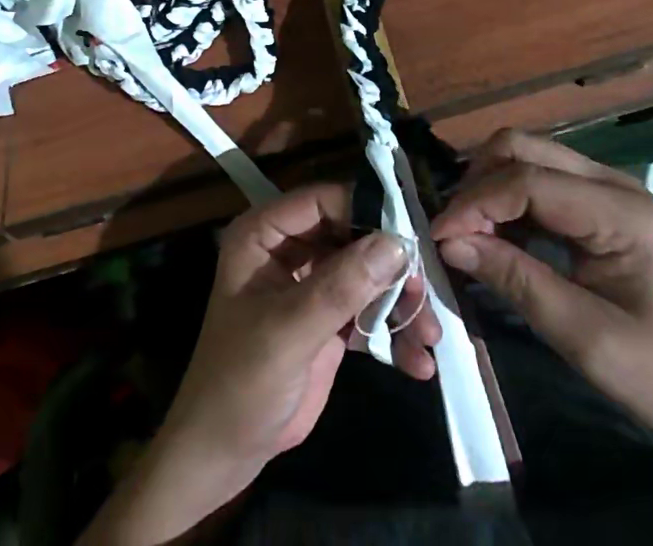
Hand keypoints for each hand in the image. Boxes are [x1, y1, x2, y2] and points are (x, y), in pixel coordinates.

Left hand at [80, 183, 438, 545]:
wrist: (223, 451)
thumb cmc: (240, 382)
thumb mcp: (289, 332)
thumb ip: (341, 286)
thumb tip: (397, 243)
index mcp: (263, 236)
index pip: (321, 201)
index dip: (366, 210)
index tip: (412, 235)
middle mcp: (289, 250)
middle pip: (353, 234)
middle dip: (393, 265)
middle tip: (426, 293)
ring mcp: (312, 285)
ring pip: (369, 272)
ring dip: (401, 302)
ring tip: (429, 336)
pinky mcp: (330, 319)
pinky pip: (371, 310)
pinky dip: (395, 332)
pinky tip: (417, 363)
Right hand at [428, 130, 652, 508]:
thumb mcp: (583, 336)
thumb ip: (514, 279)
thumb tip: (449, 242)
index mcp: (622, 213)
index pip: (526, 180)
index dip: (473, 204)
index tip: (436, 239)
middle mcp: (617, 186)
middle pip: (525, 149)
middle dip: (478, 183)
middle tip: (451, 233)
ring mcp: (613, 193)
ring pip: (531, 160)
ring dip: (491, 190)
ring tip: (468, 238)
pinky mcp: (607, 210)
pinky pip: (545, 186)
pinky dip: (511, 205)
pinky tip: (499, 241)